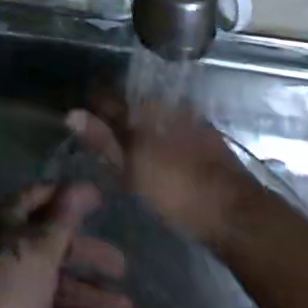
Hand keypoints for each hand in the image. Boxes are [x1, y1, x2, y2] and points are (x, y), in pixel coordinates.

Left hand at [0, 181, 135, 307]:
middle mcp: (12, 263)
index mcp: (4, 235)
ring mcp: (20, 303)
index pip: (29, 202)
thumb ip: (60, 222)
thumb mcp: (37, 255)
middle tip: (122, 265)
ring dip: (95, 301)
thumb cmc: (11, 300)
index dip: (58, 196)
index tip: (94, 197)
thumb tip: (78, 184)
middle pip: (54, 250)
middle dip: (89, 257)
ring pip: (62, 292)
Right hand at [67, 102, 261, 249]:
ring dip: (139, 124)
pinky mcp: (204, 131)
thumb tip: (71, 112)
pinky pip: (171, 124)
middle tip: (102, 137)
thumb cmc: (178, 191)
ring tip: (128, 146)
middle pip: (129, 103)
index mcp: (141, 110)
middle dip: (114, 115)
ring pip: (152, 113)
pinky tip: (158, 151)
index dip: (91, 106)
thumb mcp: (132, 170)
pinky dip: (160, 132)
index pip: (106, 97)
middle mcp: (162, 105)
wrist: (236, 211)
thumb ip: (102, 140)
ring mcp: (186, 116)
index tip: (80, 119)